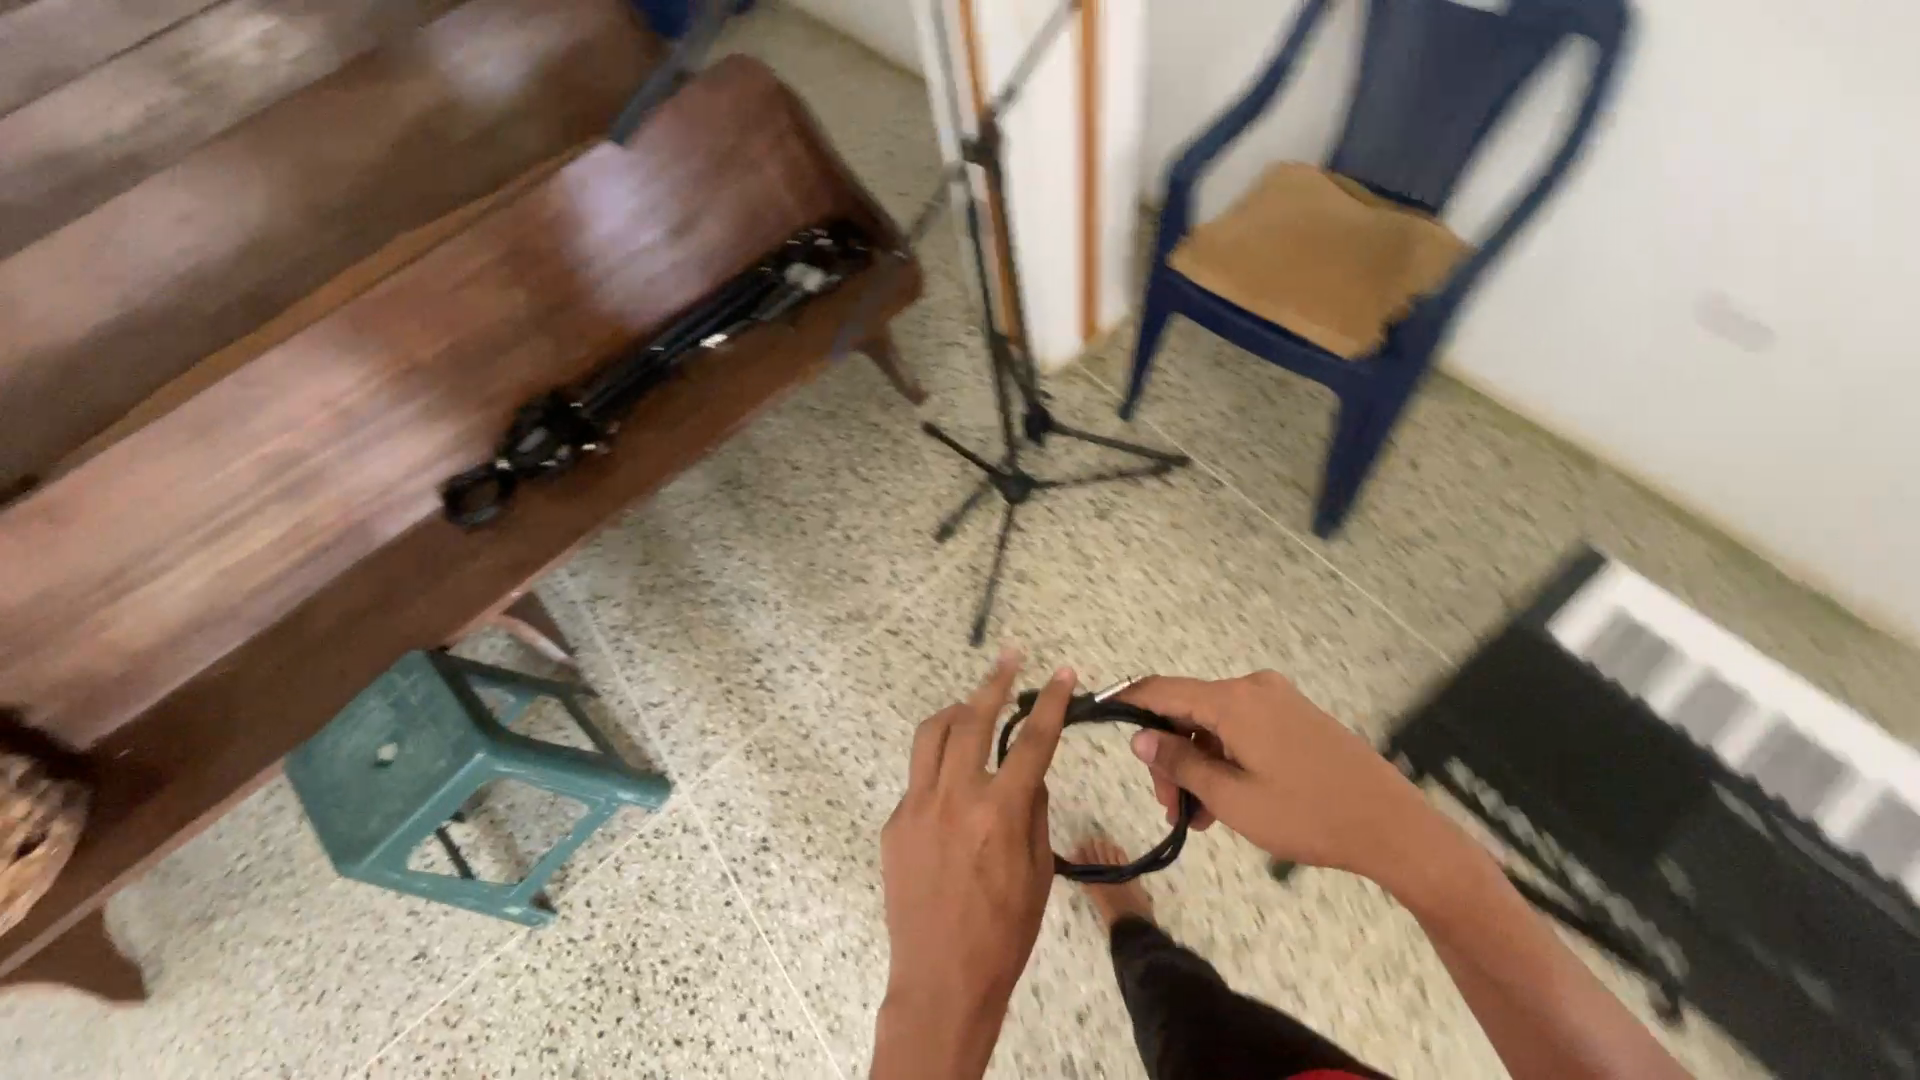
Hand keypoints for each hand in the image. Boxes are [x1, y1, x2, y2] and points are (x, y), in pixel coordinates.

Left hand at [871, 652, 1072, 1079]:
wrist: (941, 979)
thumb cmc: (1003, 934)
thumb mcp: (1038, 874)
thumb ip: (1035, 814)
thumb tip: (1029, 778)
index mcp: (999, 812)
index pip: (1031, 742)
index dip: (1050, 702)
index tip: (1062, 673)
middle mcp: (954, 798)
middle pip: (971, 720)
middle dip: (994, 682)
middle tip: (1010, 659)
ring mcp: (916, 807)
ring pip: (930, 735)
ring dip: (955, 711)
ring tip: (973, 705)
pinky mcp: (893, 823)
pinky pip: (918, 779)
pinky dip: (939, 769)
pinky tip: (953, 790)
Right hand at [1121, 671, 1452, 889]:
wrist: (1395, 829)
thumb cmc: (1307, 815)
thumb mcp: (1232, 799)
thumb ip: (1179, 764)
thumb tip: (1140, 739)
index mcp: (1234, 700)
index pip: (1162, 690)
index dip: (1127, 703)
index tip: (1098, 717)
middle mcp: (1254, 688)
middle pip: (1188, 712)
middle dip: (1170, 756)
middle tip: (1170, 808)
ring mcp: (1278, 701)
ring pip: (1215, 725)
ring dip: (1198, 765)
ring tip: (1201, 818)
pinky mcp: (1297, 718)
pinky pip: (1243, 730)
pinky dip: (1226, 760)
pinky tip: (1227, 802)